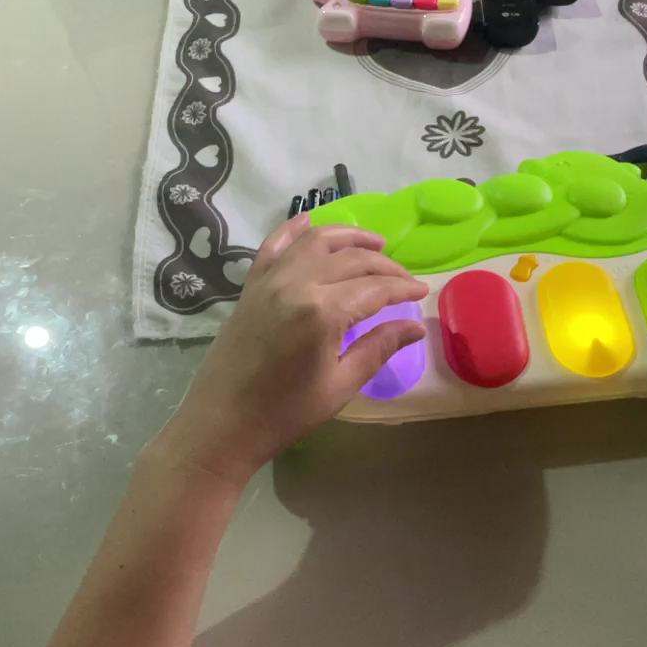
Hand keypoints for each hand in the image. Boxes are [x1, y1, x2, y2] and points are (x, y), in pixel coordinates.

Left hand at [152, 214, 428, 484]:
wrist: (222, 423)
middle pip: (351, 259)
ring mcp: (269, 280)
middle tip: (405, 279)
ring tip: (375, 244)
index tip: (423, 291)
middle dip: (384, 266)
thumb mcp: (340, 384)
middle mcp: (296, 284)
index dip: (403, 287)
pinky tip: (312, 222)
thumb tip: (416, 326)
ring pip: (316, 241)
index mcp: (322, 312)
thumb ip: (379, 347)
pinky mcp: (251, 286)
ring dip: (349, 237)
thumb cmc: (286, 413)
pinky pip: (274, 244)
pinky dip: (295, 229)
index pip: (375, 287)